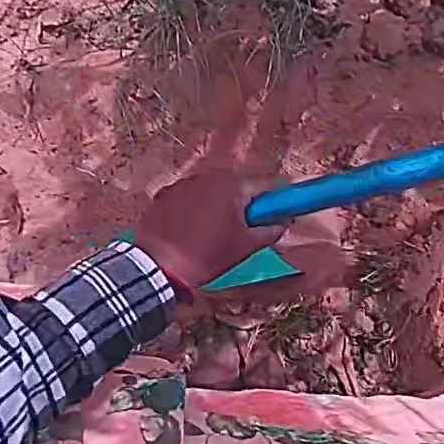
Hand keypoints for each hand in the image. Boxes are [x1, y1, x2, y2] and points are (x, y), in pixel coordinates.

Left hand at [132, 172, 288, 289]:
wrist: (157, 266)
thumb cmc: (207, 255)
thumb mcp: (245, 247)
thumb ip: (271, 230)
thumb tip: (284, 221)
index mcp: (231, 187)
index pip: (266, 182)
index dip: (281, 193)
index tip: (287, 204)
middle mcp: (207, 177)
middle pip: (238, 184)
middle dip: (248, 200)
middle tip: (252, 222)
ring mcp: (183, 184)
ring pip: (212, 189)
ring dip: (221, 202)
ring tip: (220, 228)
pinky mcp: (164, 195)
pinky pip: (190, 196)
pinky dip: (197, 206)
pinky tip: (195, 227)